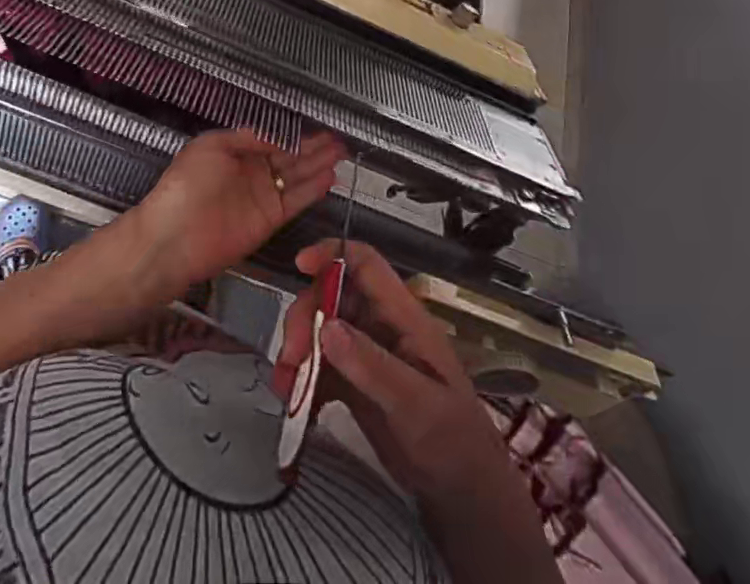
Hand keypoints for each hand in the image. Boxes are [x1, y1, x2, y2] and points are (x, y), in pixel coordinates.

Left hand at [105, 129, 345, 305]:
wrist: (175, 236)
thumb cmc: (185, 186)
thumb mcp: (211, 145)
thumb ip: (245, 137)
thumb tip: (273, 134)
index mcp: (233, 152)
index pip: (270, 140)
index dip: (293, 135)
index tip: (315, 127)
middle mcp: (249, 173)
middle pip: (288, 157)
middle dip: (312, 148)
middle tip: (337, 141)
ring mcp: (261, 196)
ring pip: (296, 177)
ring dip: (318, 166)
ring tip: (340, 154)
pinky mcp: (269, 219)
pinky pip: (296, 200)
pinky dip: (313, 190)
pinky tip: (329, 178)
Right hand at [272, 239, 507, 505]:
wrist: (463, 495)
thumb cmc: (454, 443)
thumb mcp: (417, 405)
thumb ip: (372, 366)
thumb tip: (326, 326)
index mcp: (404, 318)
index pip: (366, 265)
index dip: (332, 254)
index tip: (298, 265)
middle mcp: (381, 327)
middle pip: (330, 296)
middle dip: (304, 320)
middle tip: (291, 358)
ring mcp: (365, 353)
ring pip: (318, 330)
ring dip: (297, 353)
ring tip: (286, 389)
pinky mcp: (353, 380)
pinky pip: (317, 364)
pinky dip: (301, 379)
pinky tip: (296, 405)